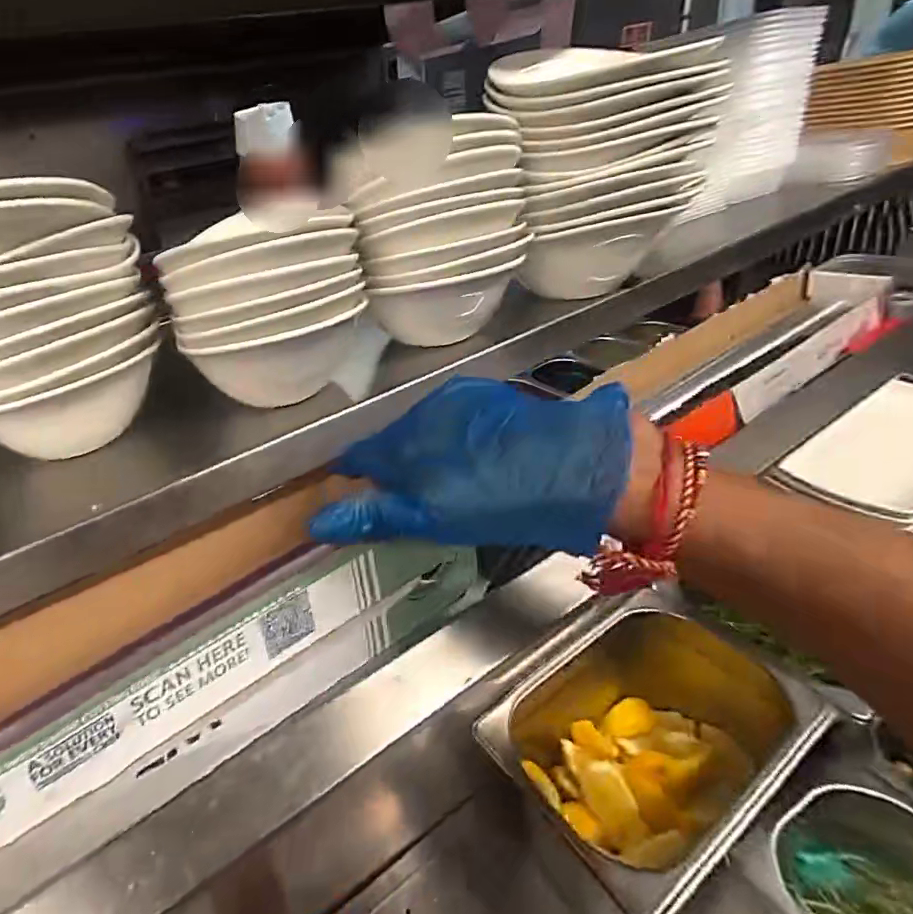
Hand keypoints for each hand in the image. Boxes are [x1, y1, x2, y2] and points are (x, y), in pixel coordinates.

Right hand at [307, 376, 660, 554]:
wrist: (589, 465)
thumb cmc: (520, 507)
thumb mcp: (446, 522)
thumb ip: (383, 514)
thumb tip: (322, 522)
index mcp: (409, 449)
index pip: (359, 458)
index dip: (357, 478)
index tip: (364, 494)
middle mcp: (422, 416)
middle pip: (388, 442)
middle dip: (392, 466)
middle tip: (417, 495)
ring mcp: (452, 400)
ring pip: (418, 426)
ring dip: (422, 448)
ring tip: (450, 476)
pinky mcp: (479, 391)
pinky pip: (445, 414)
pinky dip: (448, 433)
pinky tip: (473, 452)